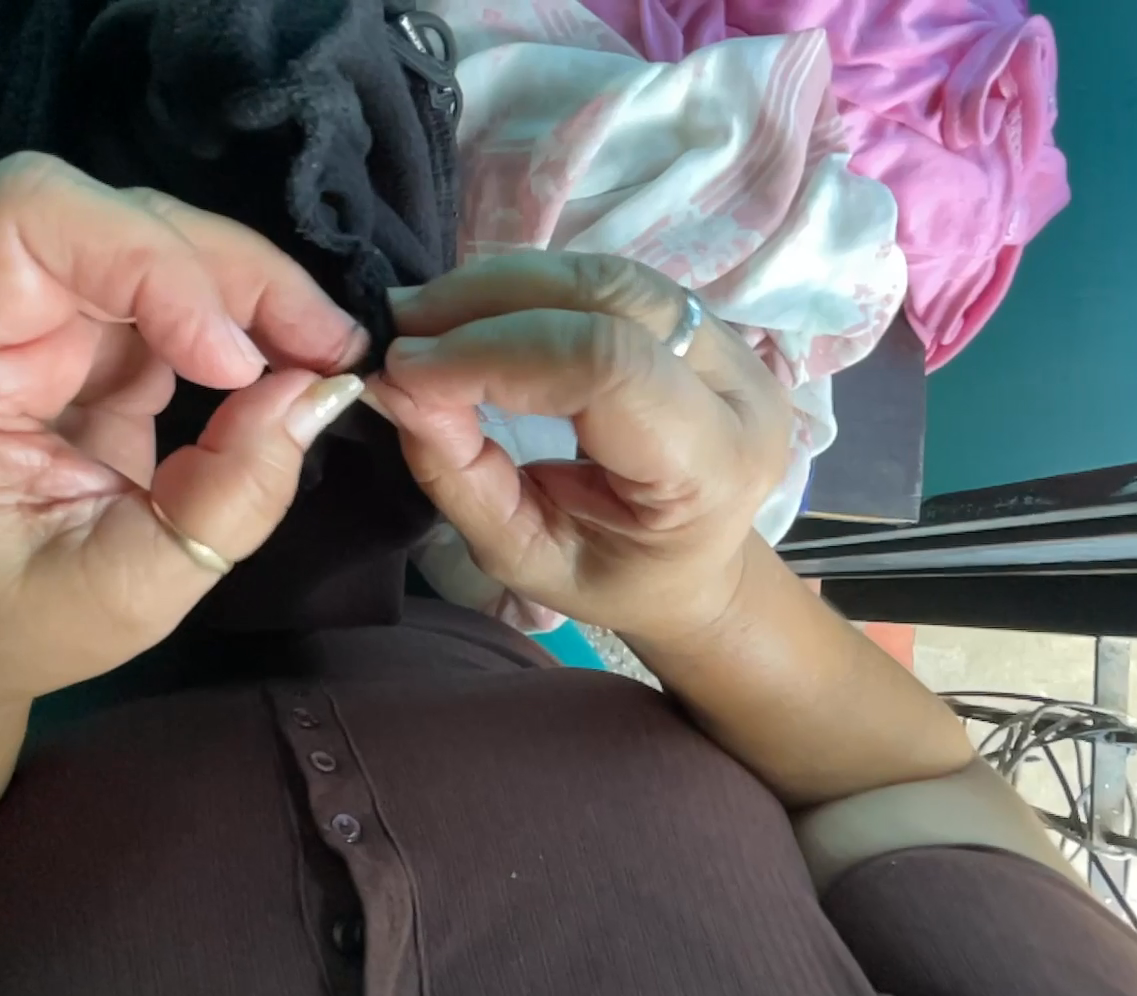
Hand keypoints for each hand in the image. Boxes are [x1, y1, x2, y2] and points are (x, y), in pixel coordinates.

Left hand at [0, 152, 366, 726]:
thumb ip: (229, 500)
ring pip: (151, 238)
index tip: (237, 366)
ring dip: (253, 288)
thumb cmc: (17, 629)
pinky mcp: (83, 340)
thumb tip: (317, 395)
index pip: (26, 225)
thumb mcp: (134, 592)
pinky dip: (244, 315)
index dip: (150, 265)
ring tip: (326, 352)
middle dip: (234, 274)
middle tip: (332, 347)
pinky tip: (290, 359)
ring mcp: (29, 320)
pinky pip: (172, 289)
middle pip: (108, 216)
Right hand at [373, 252, 790, 642]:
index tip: (406, 368)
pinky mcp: (701, 324)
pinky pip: (605, 281)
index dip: (494, 352)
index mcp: (712, 467)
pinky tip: (476, 313)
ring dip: (500, 285)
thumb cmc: (615, 579)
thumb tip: (397, 384)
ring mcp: (731, 345)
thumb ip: (461, 477)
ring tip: (427, 319)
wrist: (693, 568)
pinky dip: (526, 289)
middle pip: (608, 296)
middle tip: (401, 326)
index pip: (606, 366)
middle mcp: (739, 389)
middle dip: (486, 300)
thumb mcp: (526, 558)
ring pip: (605, 275)